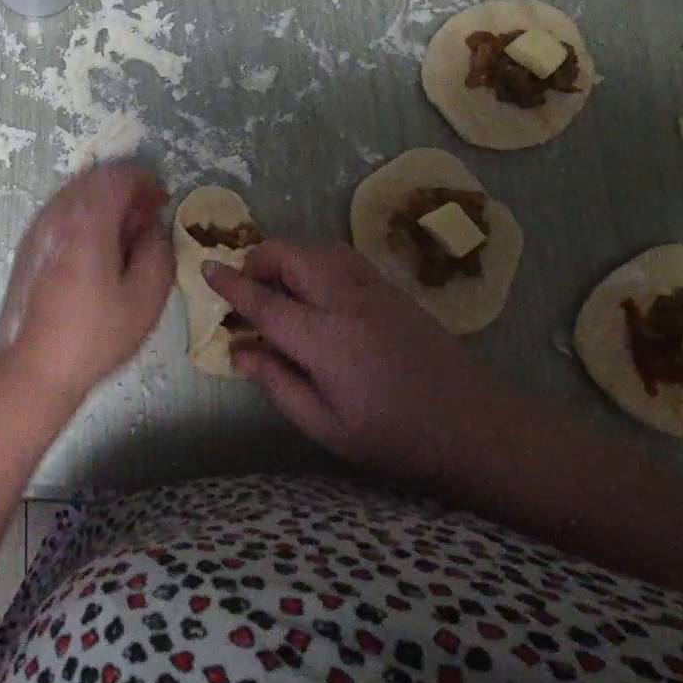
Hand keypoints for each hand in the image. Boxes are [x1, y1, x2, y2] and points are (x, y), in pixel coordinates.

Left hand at [0, 162, 173, 399]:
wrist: (32, 365)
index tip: (161, 201)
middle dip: (124, 190)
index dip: (145, 181)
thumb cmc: (94, 335)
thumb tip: (153, 229)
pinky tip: (97, 251)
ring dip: (102, 204)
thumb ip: (158, 253)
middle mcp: (56, 216)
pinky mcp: (27, 250)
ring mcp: (36, 231)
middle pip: (92, 179)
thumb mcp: (145, 298)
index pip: (117, 176)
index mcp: (86, 221)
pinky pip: (59, 215)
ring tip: (125, 236)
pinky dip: (83, 218)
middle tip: (146, 218)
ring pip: (73, 196)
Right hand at [203, 240, 518, 481]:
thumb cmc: (395, 435)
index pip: (264, 301)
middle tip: (250, 293)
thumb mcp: (326, 427)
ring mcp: (373, 290)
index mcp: (325, 340)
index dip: (231, 284)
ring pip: (316, 247)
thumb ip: (277, 385)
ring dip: (288, 257)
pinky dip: (314, 259)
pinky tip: (315, 290)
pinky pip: (341, 255)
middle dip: (259, 262)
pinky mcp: (392, 289)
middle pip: (290, 256)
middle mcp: (346, 303)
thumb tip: (240, 352)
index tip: (206, 269)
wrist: (477, 425)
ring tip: (280, 289)